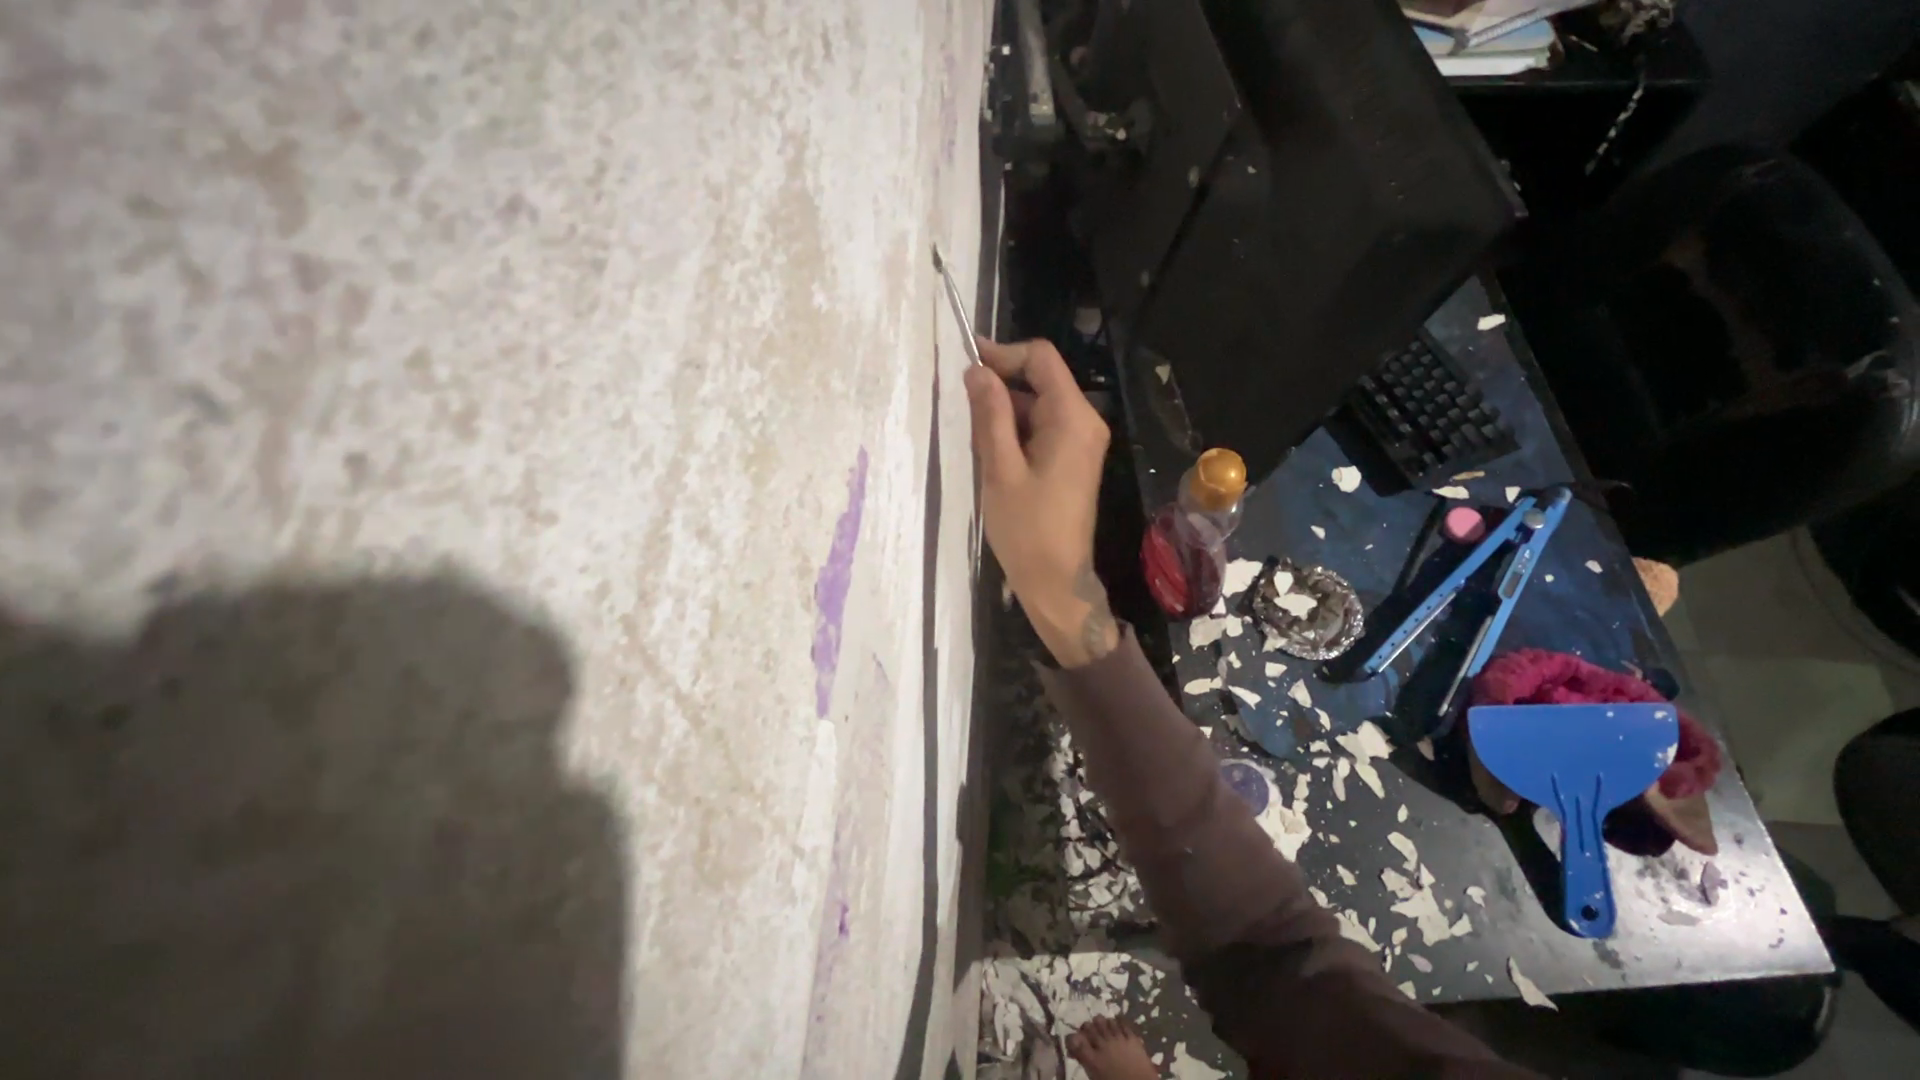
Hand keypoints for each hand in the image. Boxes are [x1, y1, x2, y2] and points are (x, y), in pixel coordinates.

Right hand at [964, 337, 1118, 666]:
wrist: (1056, 580)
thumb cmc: (1027, 528)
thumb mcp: (1000, 469)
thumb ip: (989, 415)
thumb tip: (977, 370)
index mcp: (1073, 418)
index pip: (1041, 358)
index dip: (1003, 354)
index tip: (966, 366)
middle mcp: (1085, 422)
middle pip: (1040, 380)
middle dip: (1000, 389)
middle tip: (964, 416)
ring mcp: (1081, 441)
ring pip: (1037, 405)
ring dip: (1004, 414)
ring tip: (977, 446)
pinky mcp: (1072, 459)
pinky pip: (1042, 428)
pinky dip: (1016, 432)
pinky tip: (993, 458)